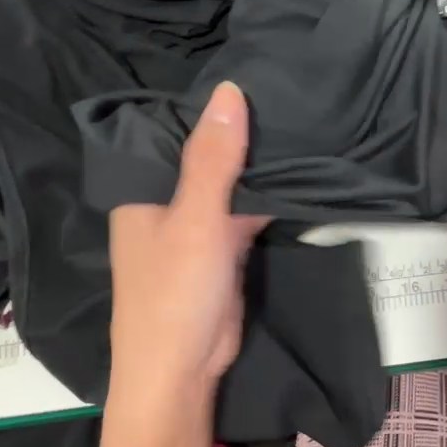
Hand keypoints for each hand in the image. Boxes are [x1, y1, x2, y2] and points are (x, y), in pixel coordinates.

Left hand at [100, 82, 267, 446]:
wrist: (181, 371)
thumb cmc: (175, 292)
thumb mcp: (196, 219)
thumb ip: (215, 160)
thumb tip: (230, 90)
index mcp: (143, 191)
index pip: (174, 134)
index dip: (210, 108)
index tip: (254, 75)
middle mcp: (166, 205)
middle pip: (205, 159)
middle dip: (241, 136)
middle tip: (291, 96)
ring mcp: (196, 231)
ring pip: (230, 188)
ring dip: (259, 169)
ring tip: (303, 125)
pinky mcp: (223, 254)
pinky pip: (246, 216)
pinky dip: (268, 201)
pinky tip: (300, 176)